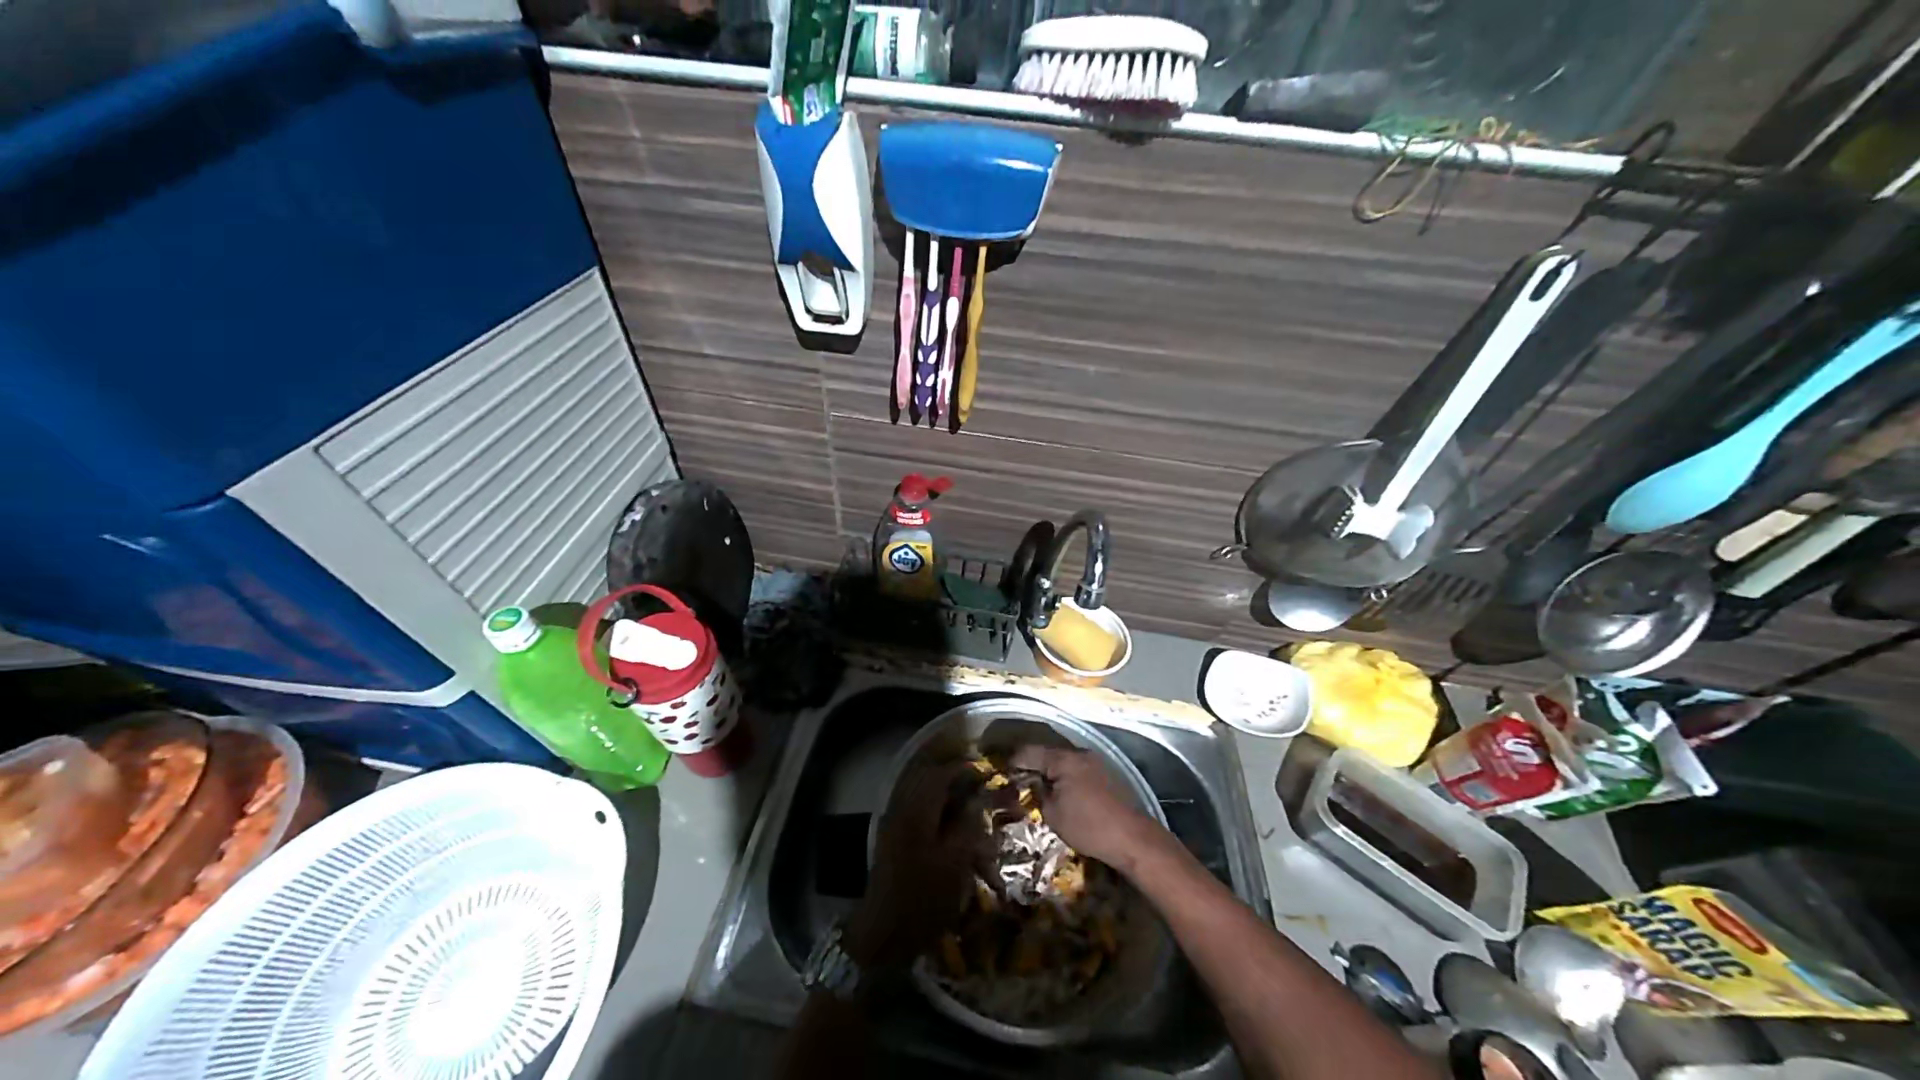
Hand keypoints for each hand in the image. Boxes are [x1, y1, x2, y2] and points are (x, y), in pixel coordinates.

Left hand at [845, 761, 979, 972]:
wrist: (883, 935)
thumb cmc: (923, 899)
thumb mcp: (955, 863)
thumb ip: (968, 825)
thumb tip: (978, 799)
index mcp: (916, 811)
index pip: (941, 774)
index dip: (965, 770)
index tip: (988, 773)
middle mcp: (902, 810)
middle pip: (929, 780)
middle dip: (956, 781)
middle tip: (980, 789)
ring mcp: (895, 824)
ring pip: (924, 797)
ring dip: (946, 797)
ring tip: (970, 810)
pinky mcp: (894, 840)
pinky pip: (918, 813)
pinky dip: (937, 813)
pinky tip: (953, 831)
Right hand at [1010, 745, 1166, 872]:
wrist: (1132, 838)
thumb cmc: (1088, 826)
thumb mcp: (1053, 814)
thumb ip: (1039, 794)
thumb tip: (1035, 786)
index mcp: (1063, 759)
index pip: (1030, 752)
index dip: (1014, 760)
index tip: (1004, 770)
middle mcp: (1080, 754)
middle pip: (1050, 754)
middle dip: (1034, 765)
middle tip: (1020, 779)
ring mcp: (1097, 762)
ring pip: (1066, 762)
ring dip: (1053, 771)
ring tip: (1042, 786)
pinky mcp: (1108, 774)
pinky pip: (1080, 770)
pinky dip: (1068, 777)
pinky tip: (1064, 791)